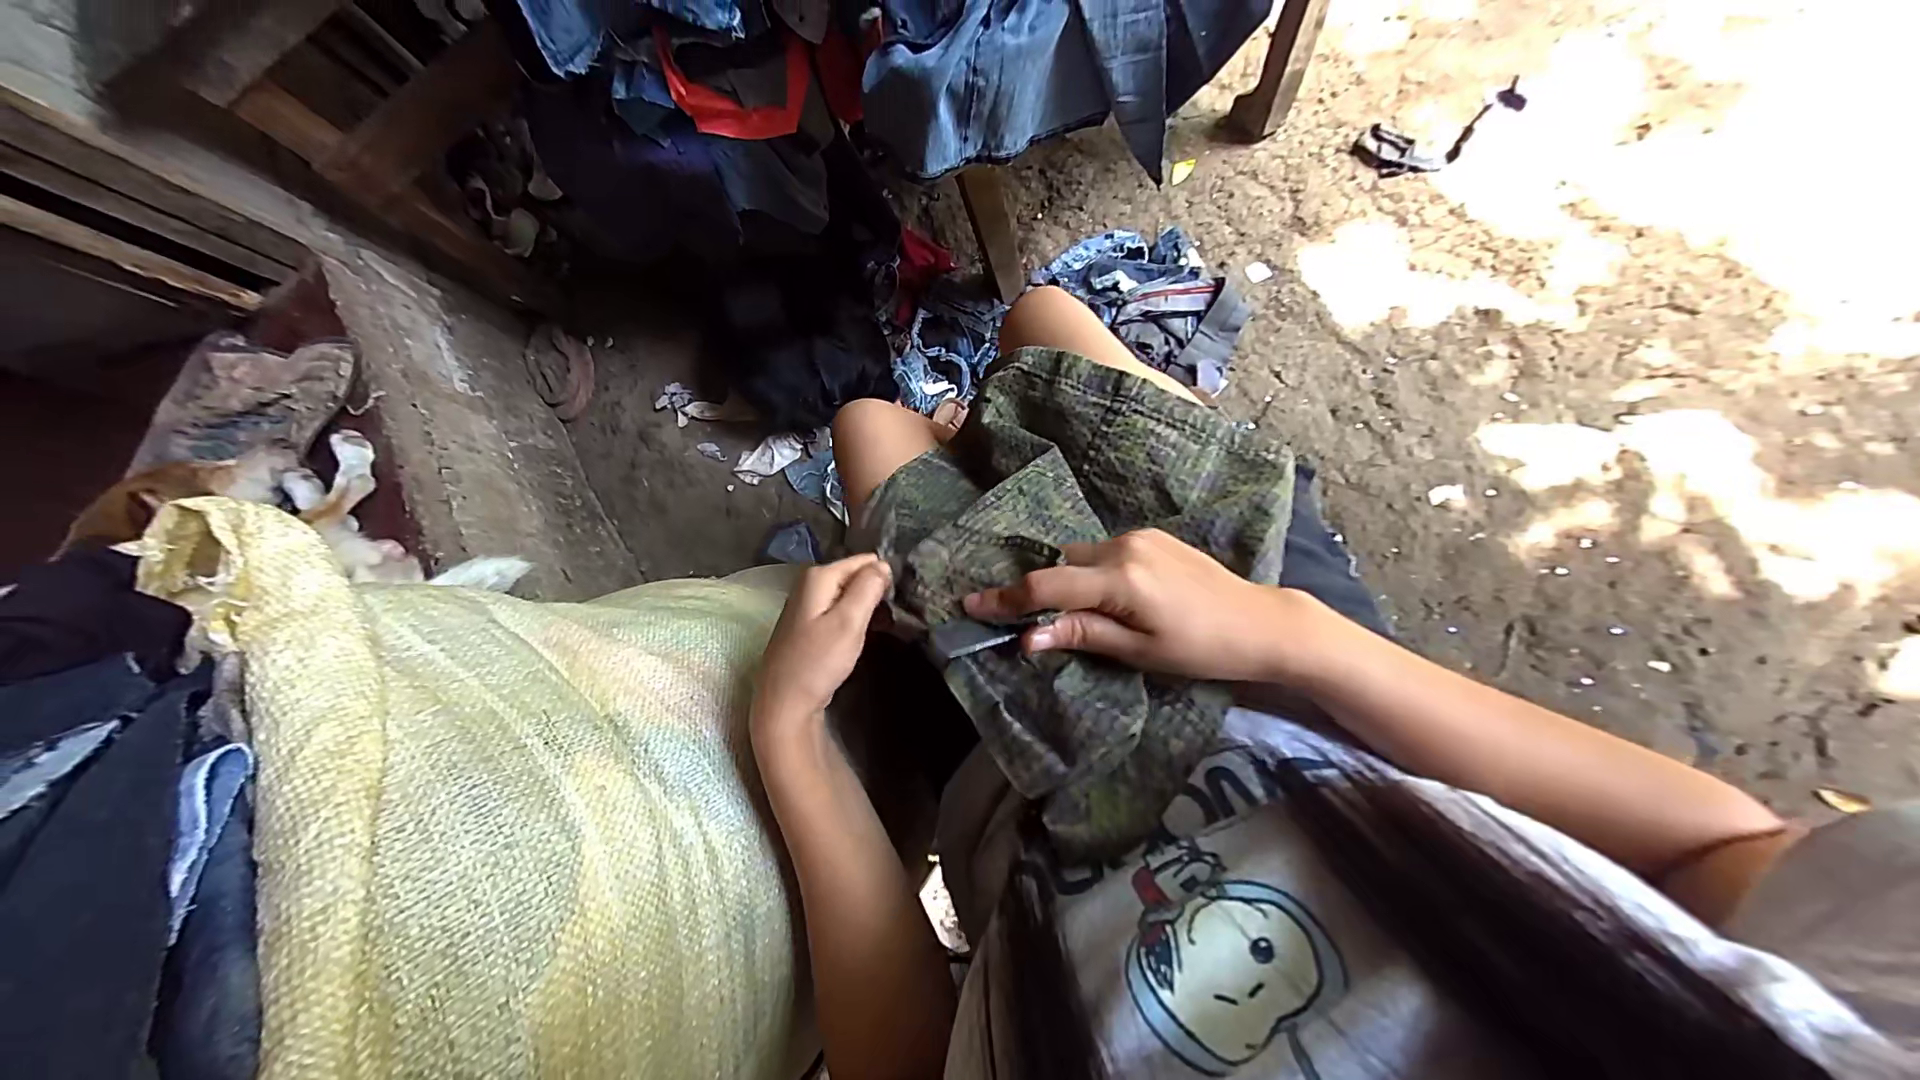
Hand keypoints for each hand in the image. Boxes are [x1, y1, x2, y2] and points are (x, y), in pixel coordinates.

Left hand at [754, 554, 891, 741]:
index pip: (865, 561)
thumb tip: (883, 564)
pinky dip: (854, 619)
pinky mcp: (808, 624)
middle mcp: (809, 583)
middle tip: (891, 617)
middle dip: (876, 591)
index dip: (884, 578)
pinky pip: (840, 609)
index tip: (896, 602)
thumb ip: (868, 587)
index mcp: (818, 576)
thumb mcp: (849, 622)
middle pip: (856, 575)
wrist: (785, 704)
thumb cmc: (818, 662)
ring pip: (849, 594)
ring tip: (883, 627)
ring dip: (868, 607)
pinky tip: (863, 635)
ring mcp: (806, 604)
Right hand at [962, 529, 1335, 682]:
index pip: (1048, 586)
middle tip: (1035, 622)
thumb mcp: (1139, 651)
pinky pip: (1104, 552)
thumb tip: (1027, 637)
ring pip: (1081, 557)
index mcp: (1121, 578)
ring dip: (1071, 582)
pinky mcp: (1152, 535)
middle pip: (1061, 565)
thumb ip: (1082, 635)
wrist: (1261, 621)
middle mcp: (1124, 546)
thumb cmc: (1202, 648)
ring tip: (1087, 615)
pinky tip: (1114, 597)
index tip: (972, 605)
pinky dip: (1094, 573)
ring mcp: (1140, 536)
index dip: (1007, 599)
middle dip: (1044, 591)